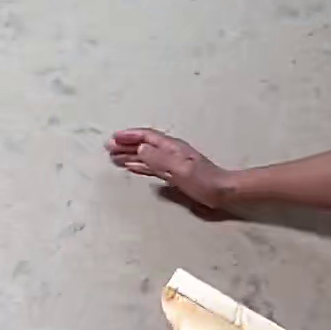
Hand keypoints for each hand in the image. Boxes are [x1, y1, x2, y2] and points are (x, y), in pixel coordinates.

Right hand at [107, 129, 232, 209]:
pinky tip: (132, 168)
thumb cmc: (203, 181)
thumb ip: (160, 159)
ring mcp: (172, 163)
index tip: (112, 139)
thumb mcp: (180, 170)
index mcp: (172, 147)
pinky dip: (140, 166)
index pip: (147, 137)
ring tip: (114, 158)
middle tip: (108, 149)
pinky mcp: (174, 175)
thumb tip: (140, 147)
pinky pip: (152, 167)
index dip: (129, 136)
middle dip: (126, 145)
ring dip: (131, 156)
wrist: (222, 193)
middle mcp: (171, 152)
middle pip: (145, 145)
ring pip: (146, 156)